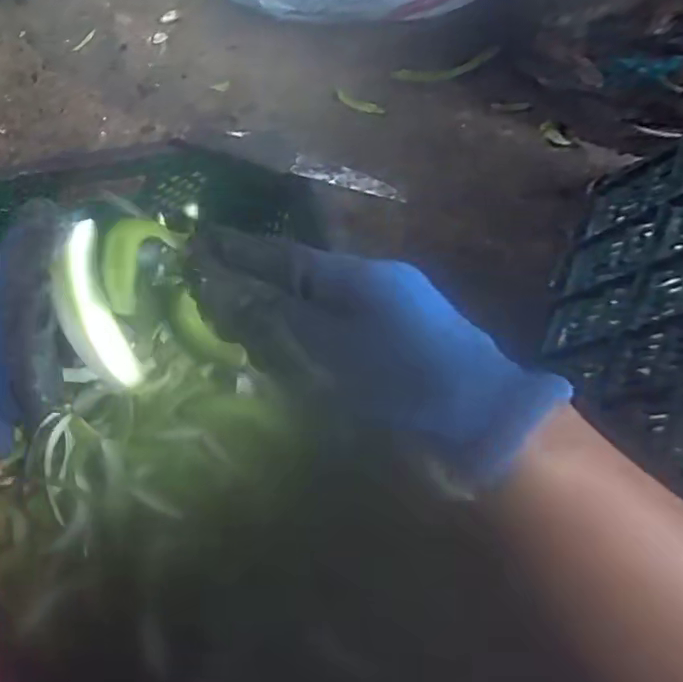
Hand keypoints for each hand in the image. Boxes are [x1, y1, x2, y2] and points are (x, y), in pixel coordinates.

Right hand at [190, 229, 570, 487]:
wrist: (491, 439)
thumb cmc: (392, 381)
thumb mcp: (315, 342)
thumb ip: (259, 309)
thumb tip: (206, 278)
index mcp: (353, 275)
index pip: (276, 253)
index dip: (231, 249)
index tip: (191, 241)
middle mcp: (373, 286)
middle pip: (294, 276)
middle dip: (246, 276)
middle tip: (198, 281)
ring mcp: (391, 318)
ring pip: (311, 303)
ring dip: (268, 306)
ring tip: (225, 314)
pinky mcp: (398, 352)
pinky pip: (328, 329)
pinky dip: (293, 331)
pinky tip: (275, 345)